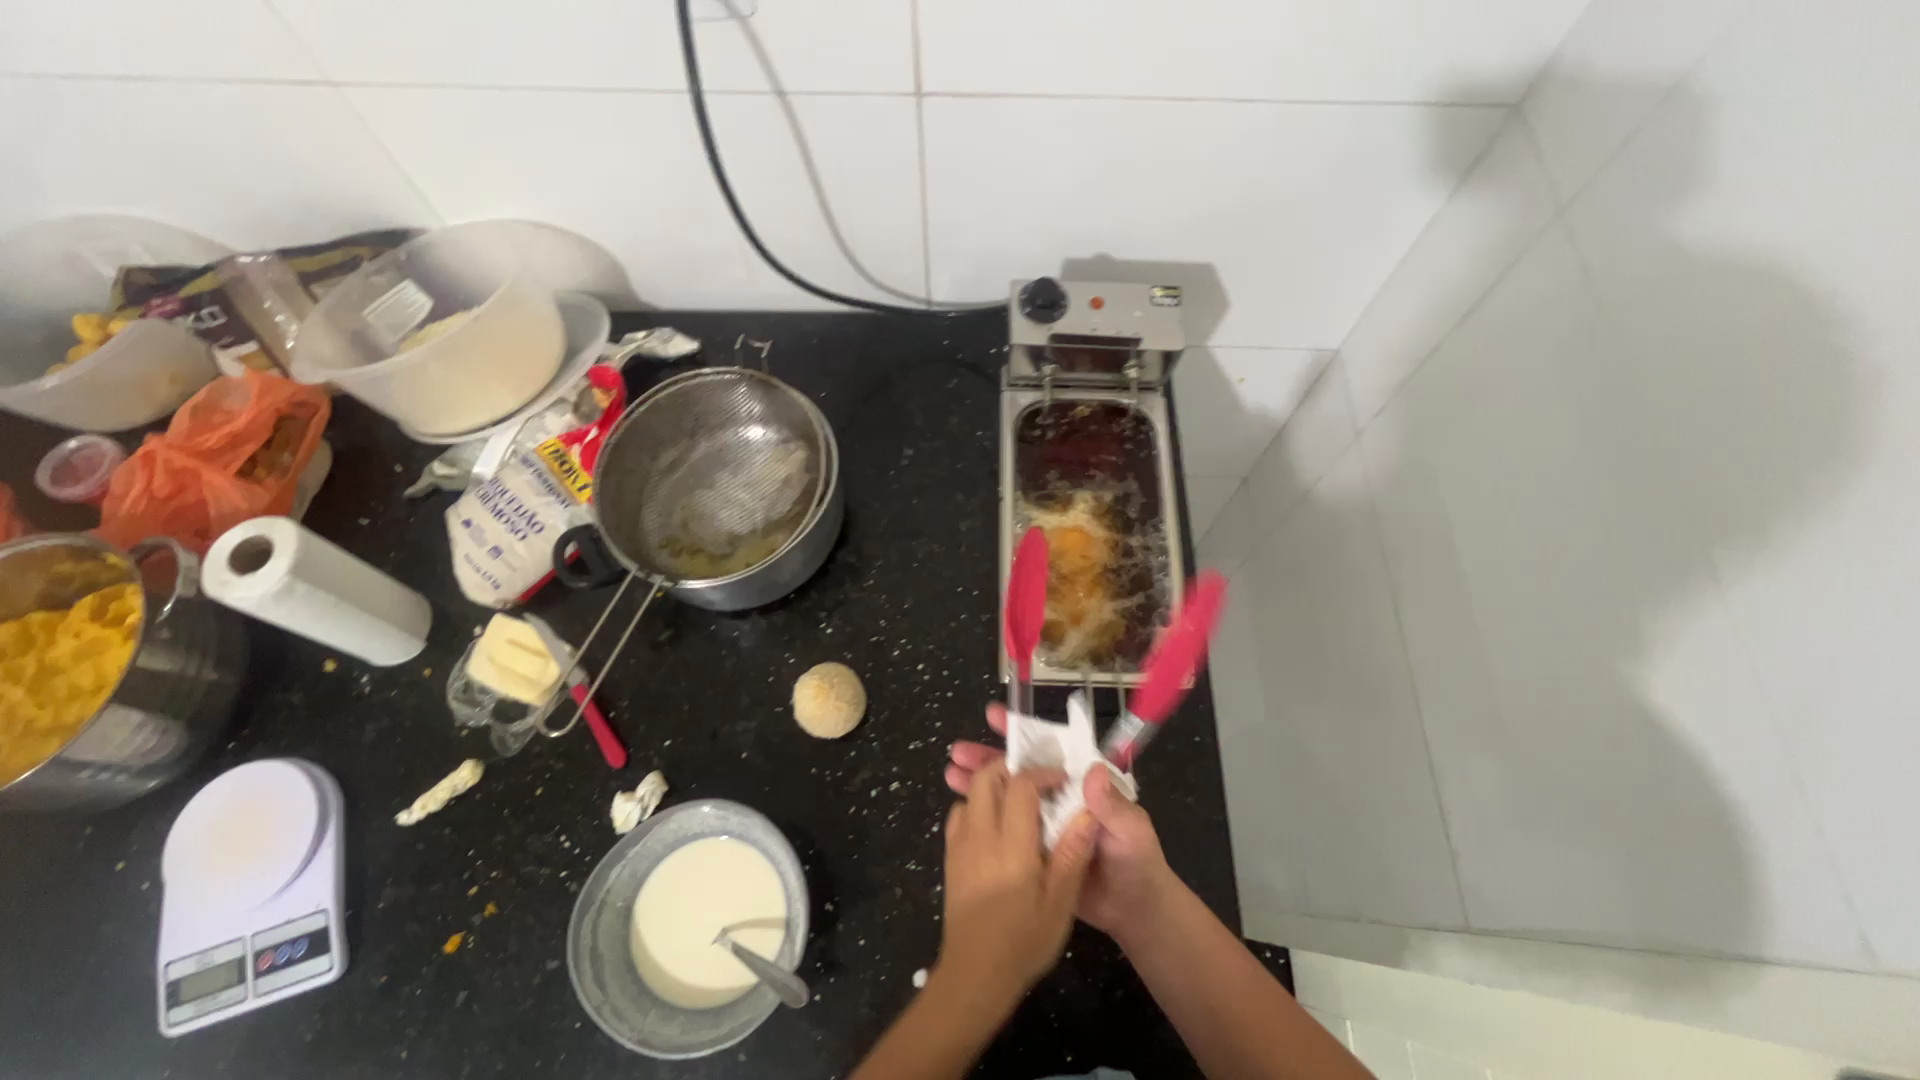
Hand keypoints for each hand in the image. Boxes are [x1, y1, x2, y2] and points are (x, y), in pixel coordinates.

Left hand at [937, 759, 1096, 998]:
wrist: (974, 975)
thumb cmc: (1023, 941)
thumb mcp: (1060, 904)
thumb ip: (1072, 855)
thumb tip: (1087, 813)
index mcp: (1011, 845)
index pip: (1020, 786)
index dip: (1041, 774)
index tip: (1061, 779)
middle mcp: (980, 837)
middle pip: (985, 779)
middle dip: (1010, 768)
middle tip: (1036, 782)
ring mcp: (959, 847)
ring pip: (968, 796)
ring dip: (991, 787)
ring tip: (1016, 802)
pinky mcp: (950, 860)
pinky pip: (958, 817)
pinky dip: (975, 808)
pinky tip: (994, 828)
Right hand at [947, 705, 1176, 939]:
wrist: (1134, 912)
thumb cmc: (1138, 863)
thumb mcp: (1133, 832)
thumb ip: (1113, 806)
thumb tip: (1092, 770)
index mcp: (1083, 784)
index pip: (1052, 748)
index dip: (1024, 731)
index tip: (995, 715)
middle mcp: (1060, 797)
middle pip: (1022, 770)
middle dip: (990, 757)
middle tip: (959, 751)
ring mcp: (1045, 824)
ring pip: (1008, 797)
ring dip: (980, 782)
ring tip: (950, 773)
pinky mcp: (1033, 851)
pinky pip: (1006, 828)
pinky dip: (984, 816)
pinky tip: (961, 810)